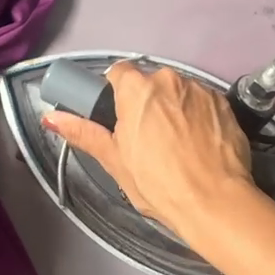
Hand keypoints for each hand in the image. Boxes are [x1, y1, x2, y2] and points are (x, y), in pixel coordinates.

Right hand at [43, 61, 252, 236]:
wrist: (215, 201)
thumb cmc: (158, 182)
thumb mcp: (115, 160)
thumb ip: (84, 132)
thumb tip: (50, 117)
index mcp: (137, 88)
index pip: (118, 73)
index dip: (115, 94)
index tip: (119, 118)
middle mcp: (169, 78)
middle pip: (150, 83)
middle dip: (147, 103)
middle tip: (147, 139)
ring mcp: (200, 88)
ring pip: (178, 92)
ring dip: (174, 109)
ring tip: (177, 146)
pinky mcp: (223, 102)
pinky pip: (202, 102)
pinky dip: (198, 117)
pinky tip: (199, 144)